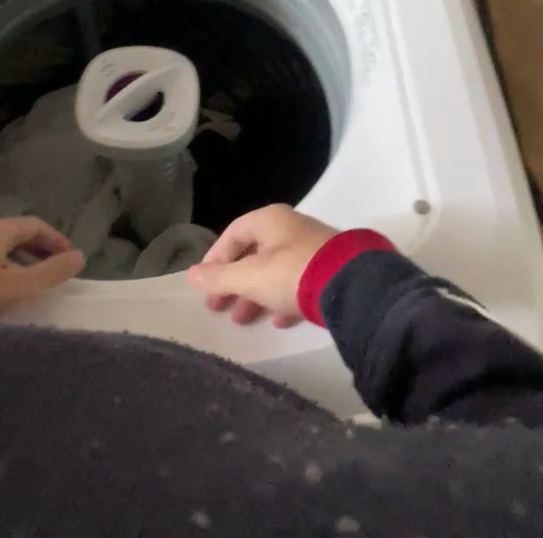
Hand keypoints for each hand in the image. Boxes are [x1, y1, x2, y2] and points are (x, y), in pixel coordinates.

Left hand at [0, 208, 85, 315]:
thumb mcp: (18, 287)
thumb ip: (50, 273)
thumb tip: (79, 257)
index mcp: (0, 231)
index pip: (35, 227)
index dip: (54, 240)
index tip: (68, 257)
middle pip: (12, 229)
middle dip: (33, 244)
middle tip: (47, 262)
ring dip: (3, 240)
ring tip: (12, 255)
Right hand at [186, 205, 338, 327]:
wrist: (351, 286)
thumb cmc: (291, 273)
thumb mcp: (249, 277)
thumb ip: (219, 278)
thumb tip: (191, 274)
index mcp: (270, 220)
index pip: (233, 233)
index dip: (215, 258)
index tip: (204, 284)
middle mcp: (291, 228)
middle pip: (253, 254)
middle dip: (234, 282)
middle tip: (219, 307)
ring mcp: (312, 248)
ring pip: (275, 270)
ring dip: (256, 294)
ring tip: (242, 320)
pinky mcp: (329, 270)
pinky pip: (298, 283)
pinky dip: (283, 299)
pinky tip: (278, 322)